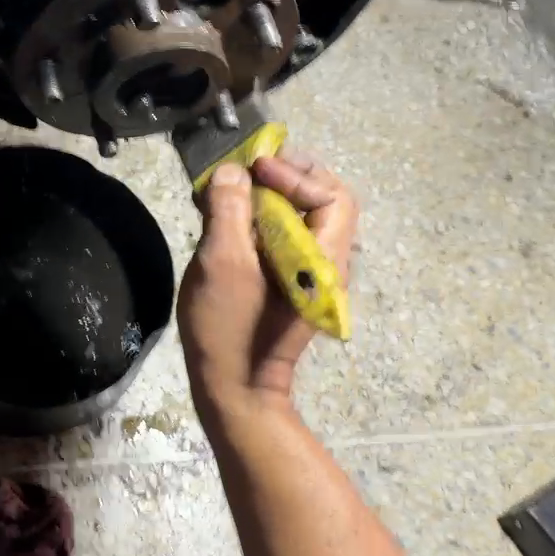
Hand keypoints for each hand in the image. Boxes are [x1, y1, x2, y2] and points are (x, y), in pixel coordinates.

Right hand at [178, 150, 357, 417]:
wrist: (234, 387)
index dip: (295, 173)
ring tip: (231, 187)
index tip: (253, 169)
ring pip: (302, 215)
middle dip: (288, 176)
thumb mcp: (222, 262)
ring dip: (270, 193)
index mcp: (323, 259)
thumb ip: (229, 210)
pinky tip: (228, 216)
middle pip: (323, 200)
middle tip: (248, 168)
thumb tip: (232, 172)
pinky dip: (261, 215)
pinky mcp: (288, 281)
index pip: (332, 196)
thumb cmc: (228, 327)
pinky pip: (284, 234)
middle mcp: (326, 262)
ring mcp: (308, 273)